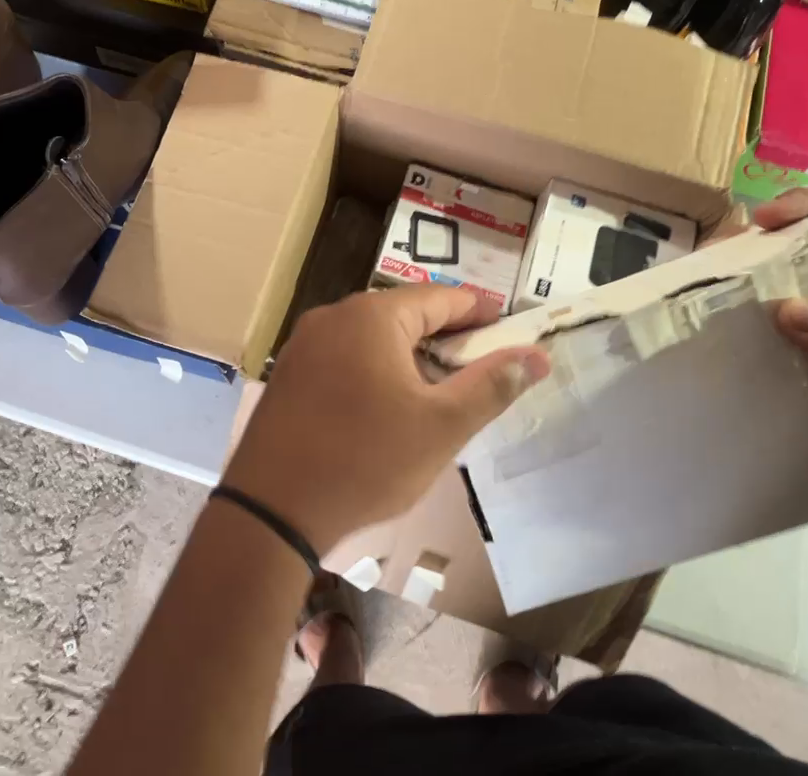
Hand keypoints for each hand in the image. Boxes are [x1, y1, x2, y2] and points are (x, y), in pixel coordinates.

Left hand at [221, 285, 550, 554]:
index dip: (478, 312)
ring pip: (372, 339)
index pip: (439, 298)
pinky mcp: (288, 377)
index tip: (508, 329)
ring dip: (409, 358)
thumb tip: (536, 355)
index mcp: (371, 316)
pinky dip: (375, 372)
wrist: (270, 510)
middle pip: (403, 315)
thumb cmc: (364, 461)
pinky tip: (388, 407)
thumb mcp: (441, 427)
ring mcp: (303, 346)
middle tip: (480, 368)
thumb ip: (491, 385)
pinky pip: (344, 360)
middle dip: (445, 338)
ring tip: (440, 392)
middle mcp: (332, 317)